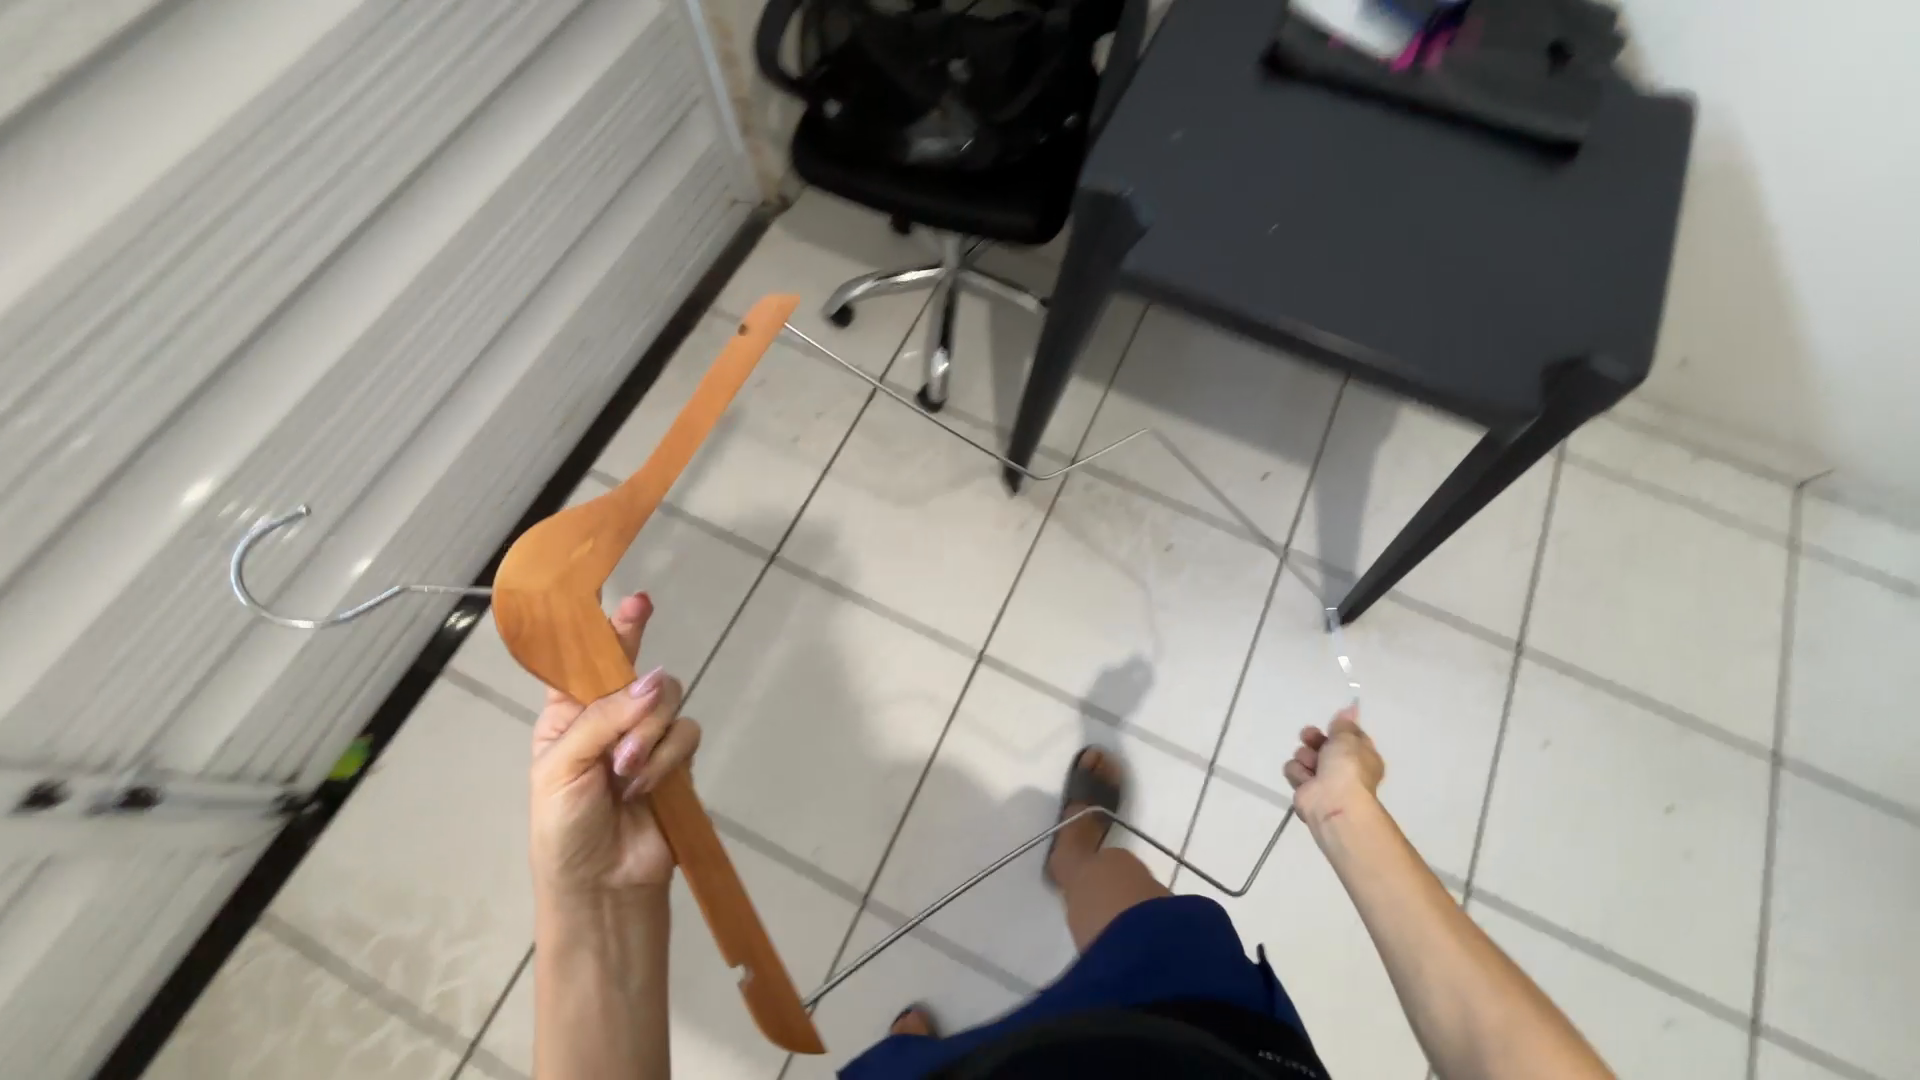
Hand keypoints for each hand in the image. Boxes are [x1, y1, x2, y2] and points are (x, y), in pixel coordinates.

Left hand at [529, 592, 701, 898]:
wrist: (602, 884)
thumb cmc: (562, 828)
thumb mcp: (561, 768)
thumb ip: (604, 719)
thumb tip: (654, 681)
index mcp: (569, 714)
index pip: (590, 660)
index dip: (612, 630)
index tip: (637, 601)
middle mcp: (611, 718)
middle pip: (642, 675)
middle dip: (638, 703)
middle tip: (626, 735)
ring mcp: (646, 738)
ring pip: (669, 703)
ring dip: (650, 739)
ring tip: (626, 777)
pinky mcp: (677, 760)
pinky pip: (687, 734)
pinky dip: (668, 759)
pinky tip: (647, 787)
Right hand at [1283, 705, 1383, 829]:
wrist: (1334, 802)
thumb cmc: (1347, 768)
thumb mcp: (1348, 738)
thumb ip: (1344, 723)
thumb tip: (1352, 707)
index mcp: (1361, 756)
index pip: (1347, 737)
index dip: (1337, 730)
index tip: (1331, 725)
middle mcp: (1343, 768)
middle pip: (1322, 744)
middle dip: (1313, 739)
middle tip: (1309, 737)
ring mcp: (1323, 779)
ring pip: (1304, 756)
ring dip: (1305, 757)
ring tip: (1310, 765)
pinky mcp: (1305, 789)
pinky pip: (1294, 771)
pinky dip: (1298, 773)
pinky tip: (1305, 780)